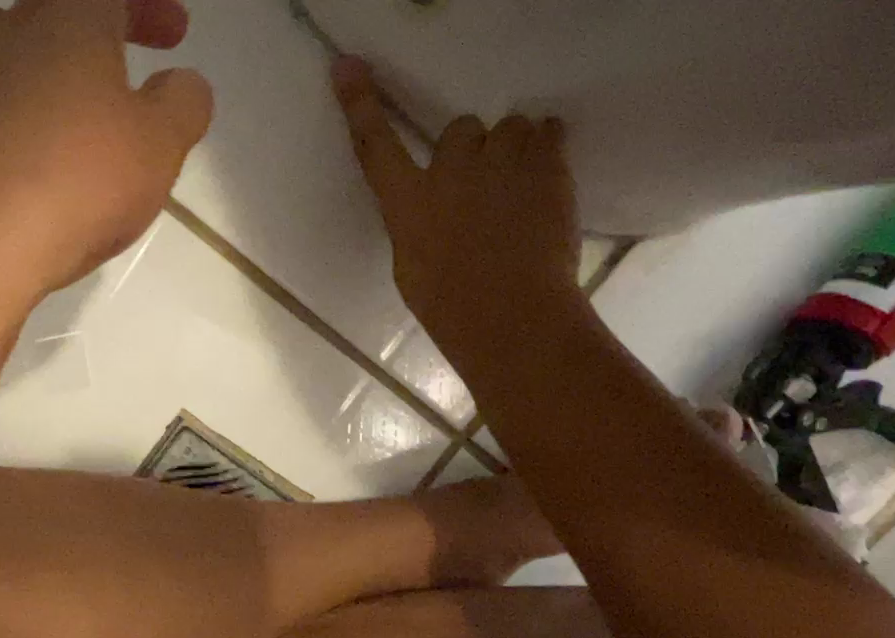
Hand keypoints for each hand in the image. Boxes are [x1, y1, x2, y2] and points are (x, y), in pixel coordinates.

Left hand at [0, 0, 212, 299]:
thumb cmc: (77, 181)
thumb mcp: (159, 145)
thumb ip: (182, 105)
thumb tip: (181, 85)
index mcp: (67, 20)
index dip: (147, 7)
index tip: (174, 37)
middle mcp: (9, 42)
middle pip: (52, 15)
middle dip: (97, 36)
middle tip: (126, 71)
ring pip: (14, 67)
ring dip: (53, 85)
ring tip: (81, 128)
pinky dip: (25, 138)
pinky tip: (43, 182)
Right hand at [332, 57, 581, 334]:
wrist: (510, 314)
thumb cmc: (449, 307)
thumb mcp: (413, 268)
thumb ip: (420, 226)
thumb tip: (436, 211)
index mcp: (407, 203)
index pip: (375, 145)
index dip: (360, 103)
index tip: (347, 66)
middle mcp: (449, 171)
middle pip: (460, 128)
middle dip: (470, 149)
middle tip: (483, 186)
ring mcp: (499, 162)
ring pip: (508, 126)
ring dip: (511, 148)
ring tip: (519, 184)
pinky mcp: (546, 163)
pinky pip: (548, 130)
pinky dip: (546, 148)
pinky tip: (545, 179)